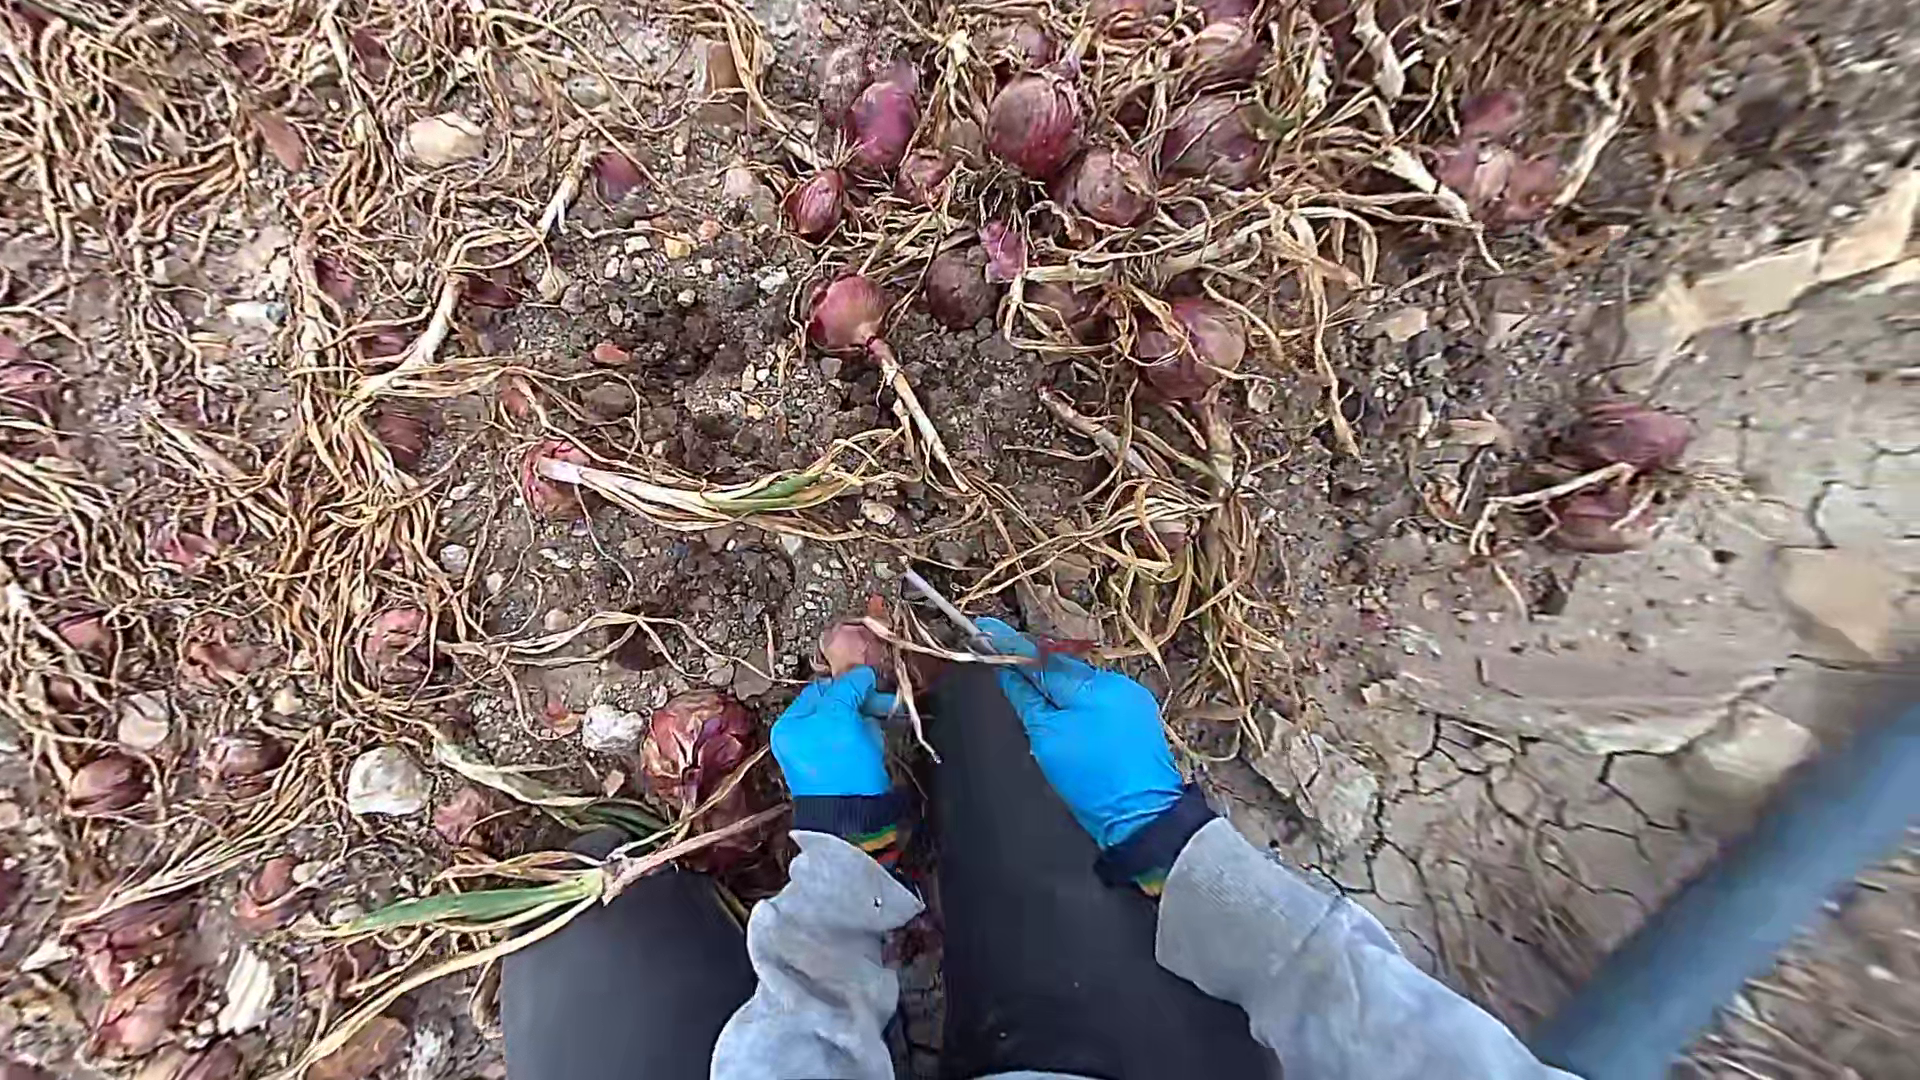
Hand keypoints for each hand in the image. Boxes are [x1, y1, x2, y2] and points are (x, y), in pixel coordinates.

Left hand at [771, 667, 890, 796]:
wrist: (853, 814)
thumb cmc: (838, 768)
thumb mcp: (839, 715)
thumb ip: (848, 688)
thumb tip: (860, 674)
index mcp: (790, 725)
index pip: (821, 688)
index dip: (846, 683)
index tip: (867, 680)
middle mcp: (802, 738)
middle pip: (837, 703)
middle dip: (861, 701)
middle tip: (880, 699)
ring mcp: (823, 752)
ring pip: (851, 720)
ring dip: (869, 718)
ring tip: (880, 723)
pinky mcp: (843, 764)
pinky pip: (859, 739)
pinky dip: (870, 736)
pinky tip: (876, 741)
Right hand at [978, 617, 1182, 848]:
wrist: (1143, 818)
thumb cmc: (1090, 783)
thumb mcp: (1046, 740)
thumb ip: (1025, 698)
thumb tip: (1006, 671)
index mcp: (1089, 687)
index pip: (1041, 659)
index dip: (1011, 645)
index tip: (986, 629)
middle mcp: (1113, 682)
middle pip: (1061, 667)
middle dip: (1033, 667)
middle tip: (1001, 659)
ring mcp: (1129, 695)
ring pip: (1078, 681)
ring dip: (1055, 685)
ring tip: (1033, 696)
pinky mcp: (1137, 711)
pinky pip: (1097, 695)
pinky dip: (1077, 699)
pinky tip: (1066, 714)